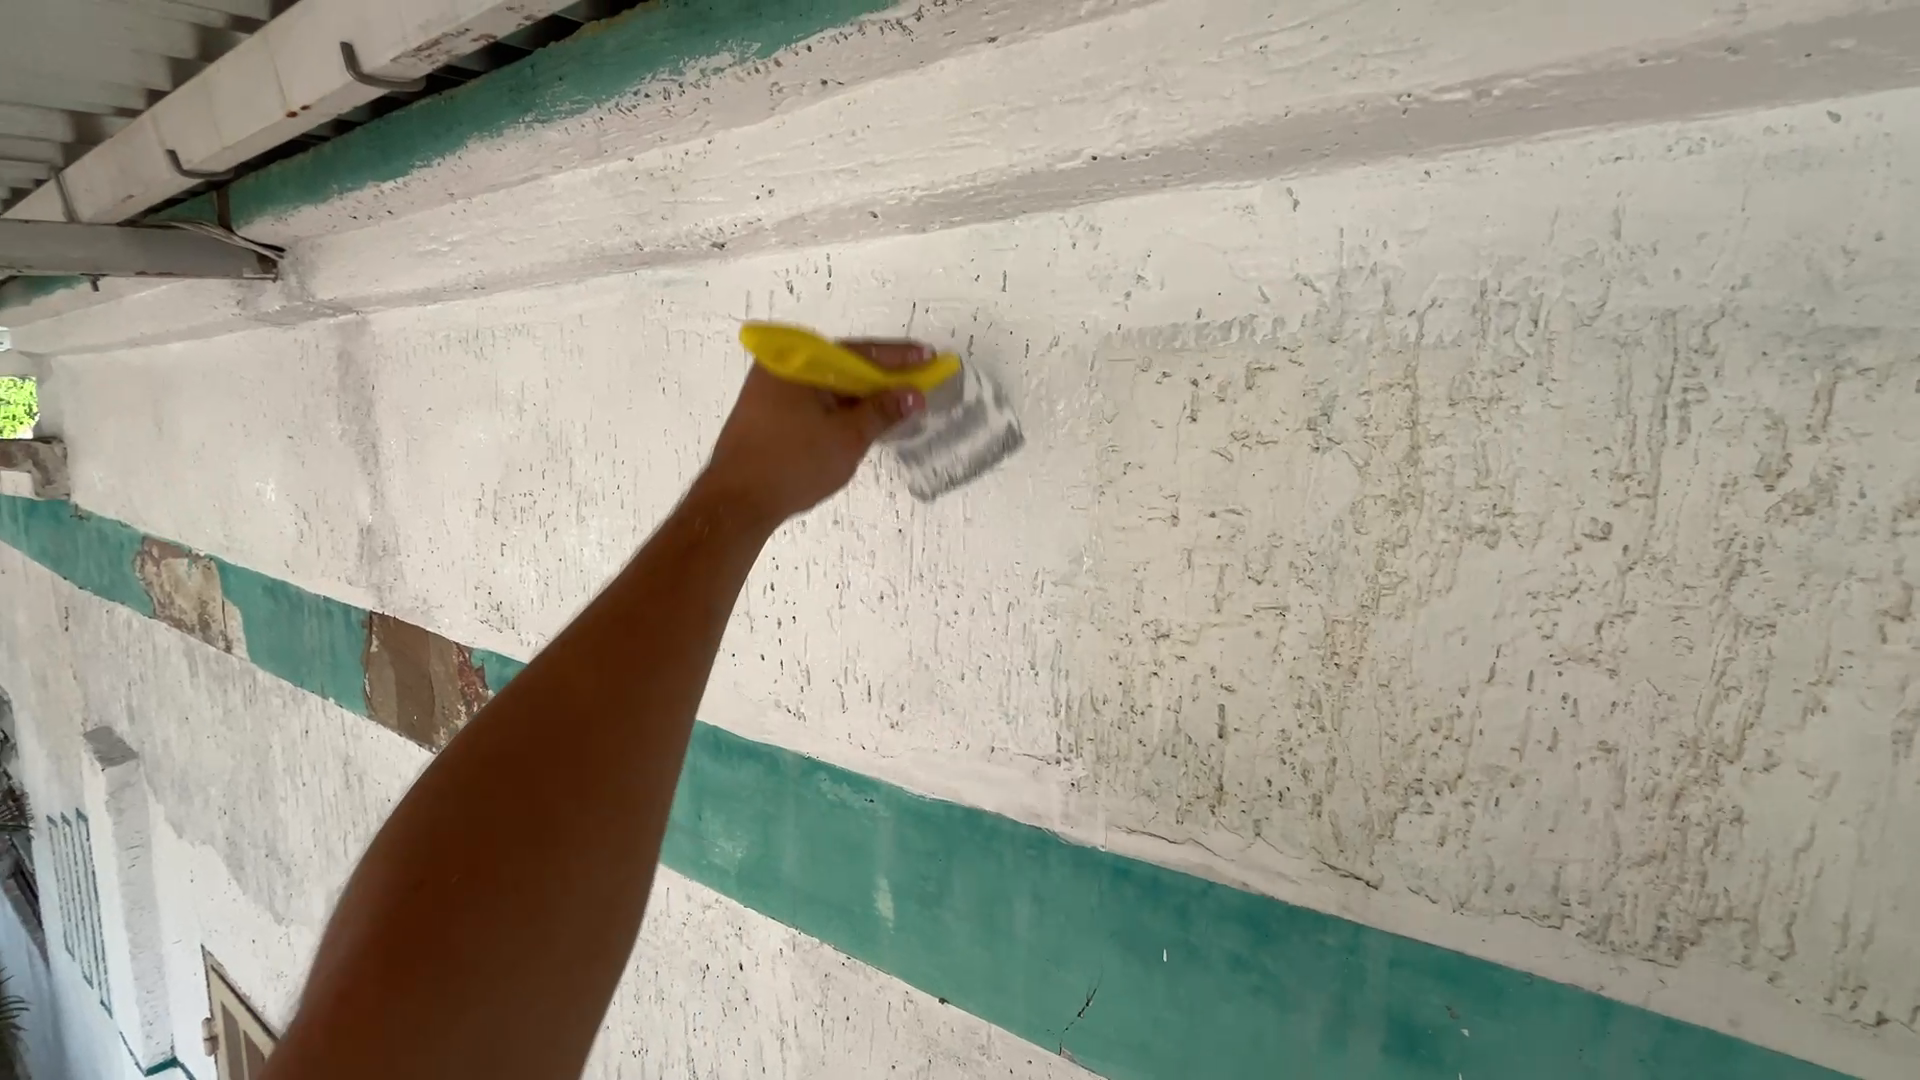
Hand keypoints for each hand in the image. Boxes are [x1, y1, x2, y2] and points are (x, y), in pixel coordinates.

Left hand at [697, 338, 929, 526]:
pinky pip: (813, 400)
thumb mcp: (847, 438)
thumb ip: (882, 411)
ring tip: (896, 402)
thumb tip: (913, 394)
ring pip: (827, 385)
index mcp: (797, 363)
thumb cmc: (792, 465)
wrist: (736, 503)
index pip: (858, 352)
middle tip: (917, 381)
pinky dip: (840, 407)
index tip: (929, 358)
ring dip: (862, 394)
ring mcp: (770, 391)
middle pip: (842, 365)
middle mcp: (781, 368)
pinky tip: (862, 419)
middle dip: (881, 376)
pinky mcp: (766, 414)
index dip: (898, 358)